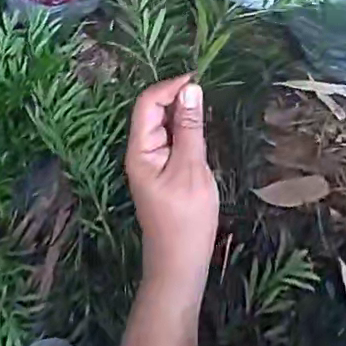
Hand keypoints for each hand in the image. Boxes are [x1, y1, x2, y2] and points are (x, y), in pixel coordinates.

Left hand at [124, 74, 219, 300]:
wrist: (180, 266)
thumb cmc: (185, 219)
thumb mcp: (191, 168)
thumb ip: (190, 127)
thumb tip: (191, 87)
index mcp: (140, 150)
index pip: (147, 103)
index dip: (169, 86)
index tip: (197, 79)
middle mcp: (140, 151)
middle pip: (152, 110)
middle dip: (176, 96)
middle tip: (204, 93)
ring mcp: (151, 160)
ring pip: (162, 123)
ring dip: (181, 111)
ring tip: (205, 107)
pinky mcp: (162, 169)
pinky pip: (170, 137)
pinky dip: (184, 128)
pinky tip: (200, 129)